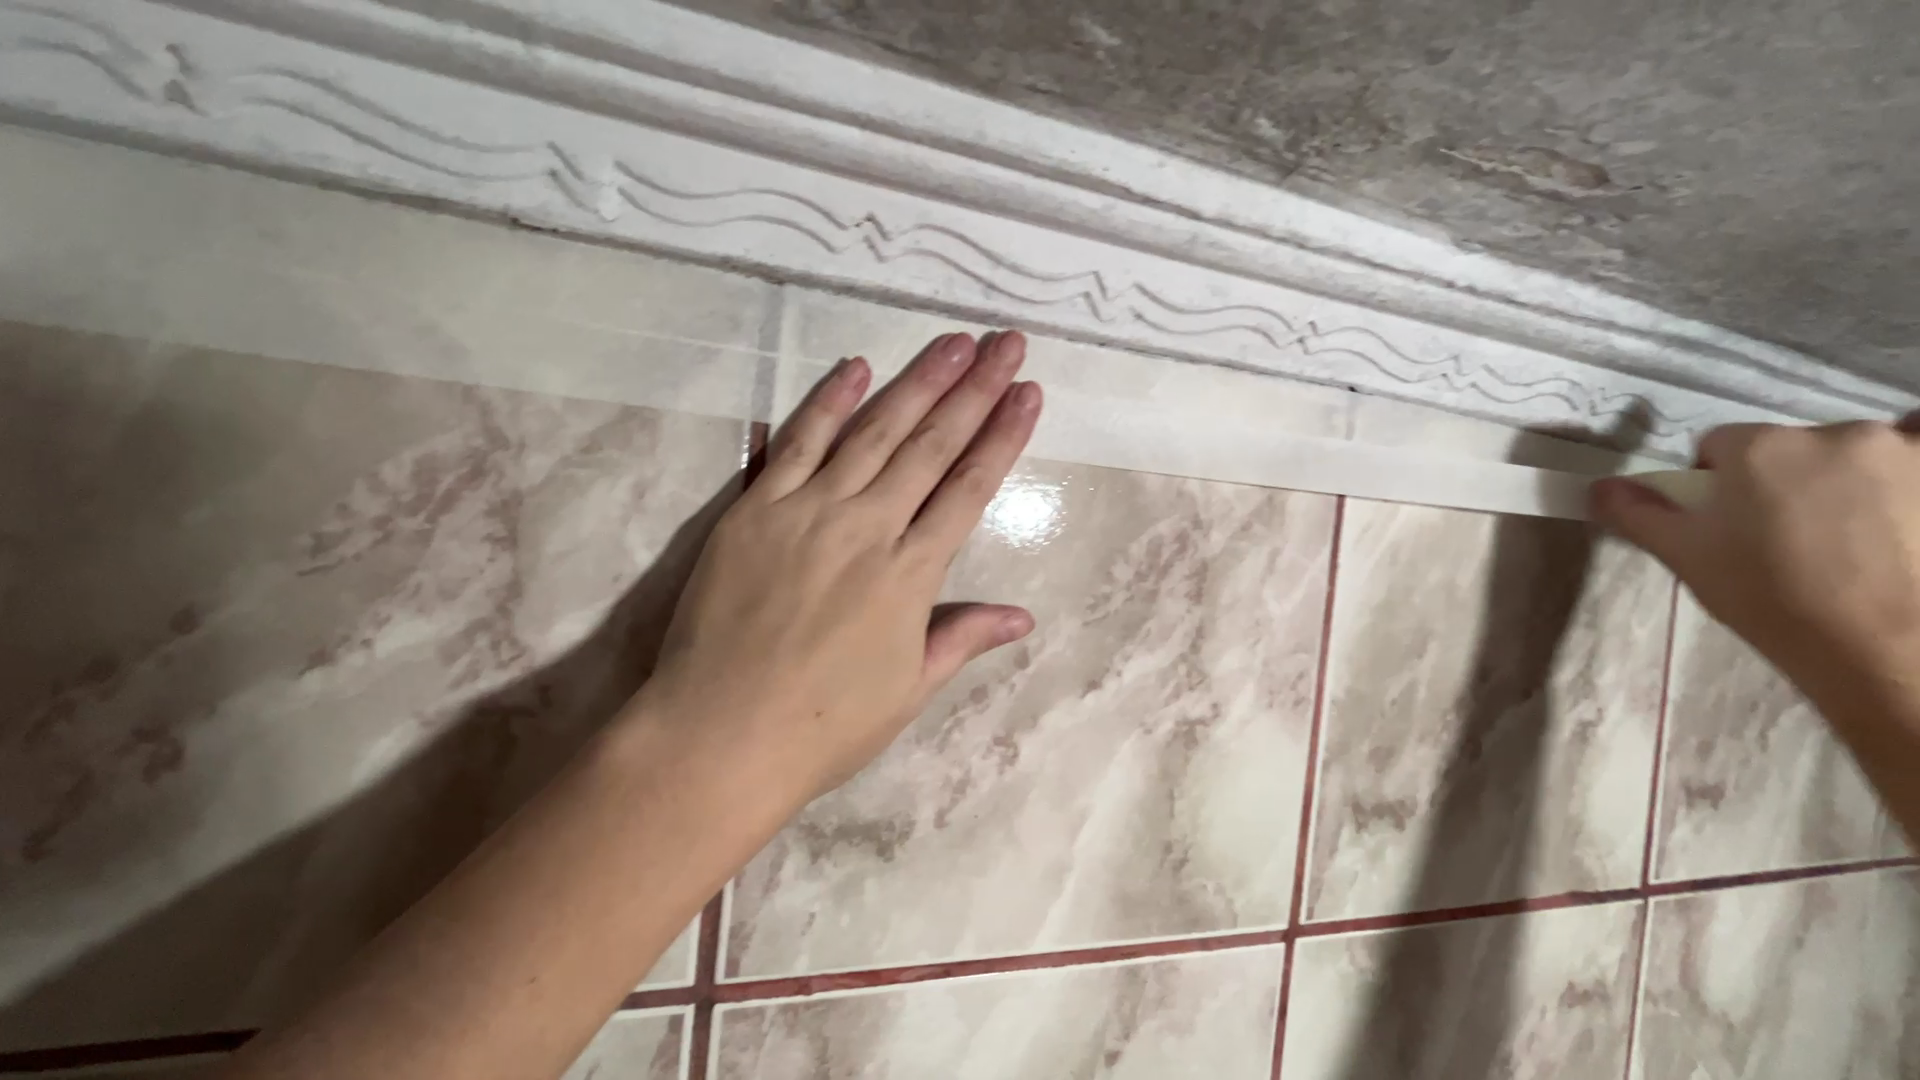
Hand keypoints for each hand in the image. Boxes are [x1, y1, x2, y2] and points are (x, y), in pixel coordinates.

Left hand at [638, 331, 1041, 799]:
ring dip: (916, 383)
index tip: (1029, 392)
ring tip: (952, 343)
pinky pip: (796, 444)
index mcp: (911, 575)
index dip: (1003, 437)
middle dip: (974, 390)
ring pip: (873, 433)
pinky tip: (856, 367)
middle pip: (930, 446)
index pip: (969, 489)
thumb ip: (961, 637)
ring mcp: (808, 512)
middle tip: (1006, 343)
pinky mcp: (754, 510)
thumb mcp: (907, 690)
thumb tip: (1023, 616)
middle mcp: (867, 528)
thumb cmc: (823, 726)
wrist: (720, 734)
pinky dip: (827, 403)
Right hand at [1590, 417, 1919, 706]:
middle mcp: (1838, 433)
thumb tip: (1599, 487)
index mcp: (1760, 447)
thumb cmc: (1772, 597)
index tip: (1726, 524)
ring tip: (1854, 543)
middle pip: (1791, 448)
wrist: (1889, 647)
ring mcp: (1909, 452)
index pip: (1719, 445)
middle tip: (1787, 538)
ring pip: (1857, 458)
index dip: (1715, 483)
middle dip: (1785, 481)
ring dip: (1849, 483)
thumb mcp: (1686, 556)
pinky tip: (1901, 521)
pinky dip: (1909, 481)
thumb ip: (1637, 513)